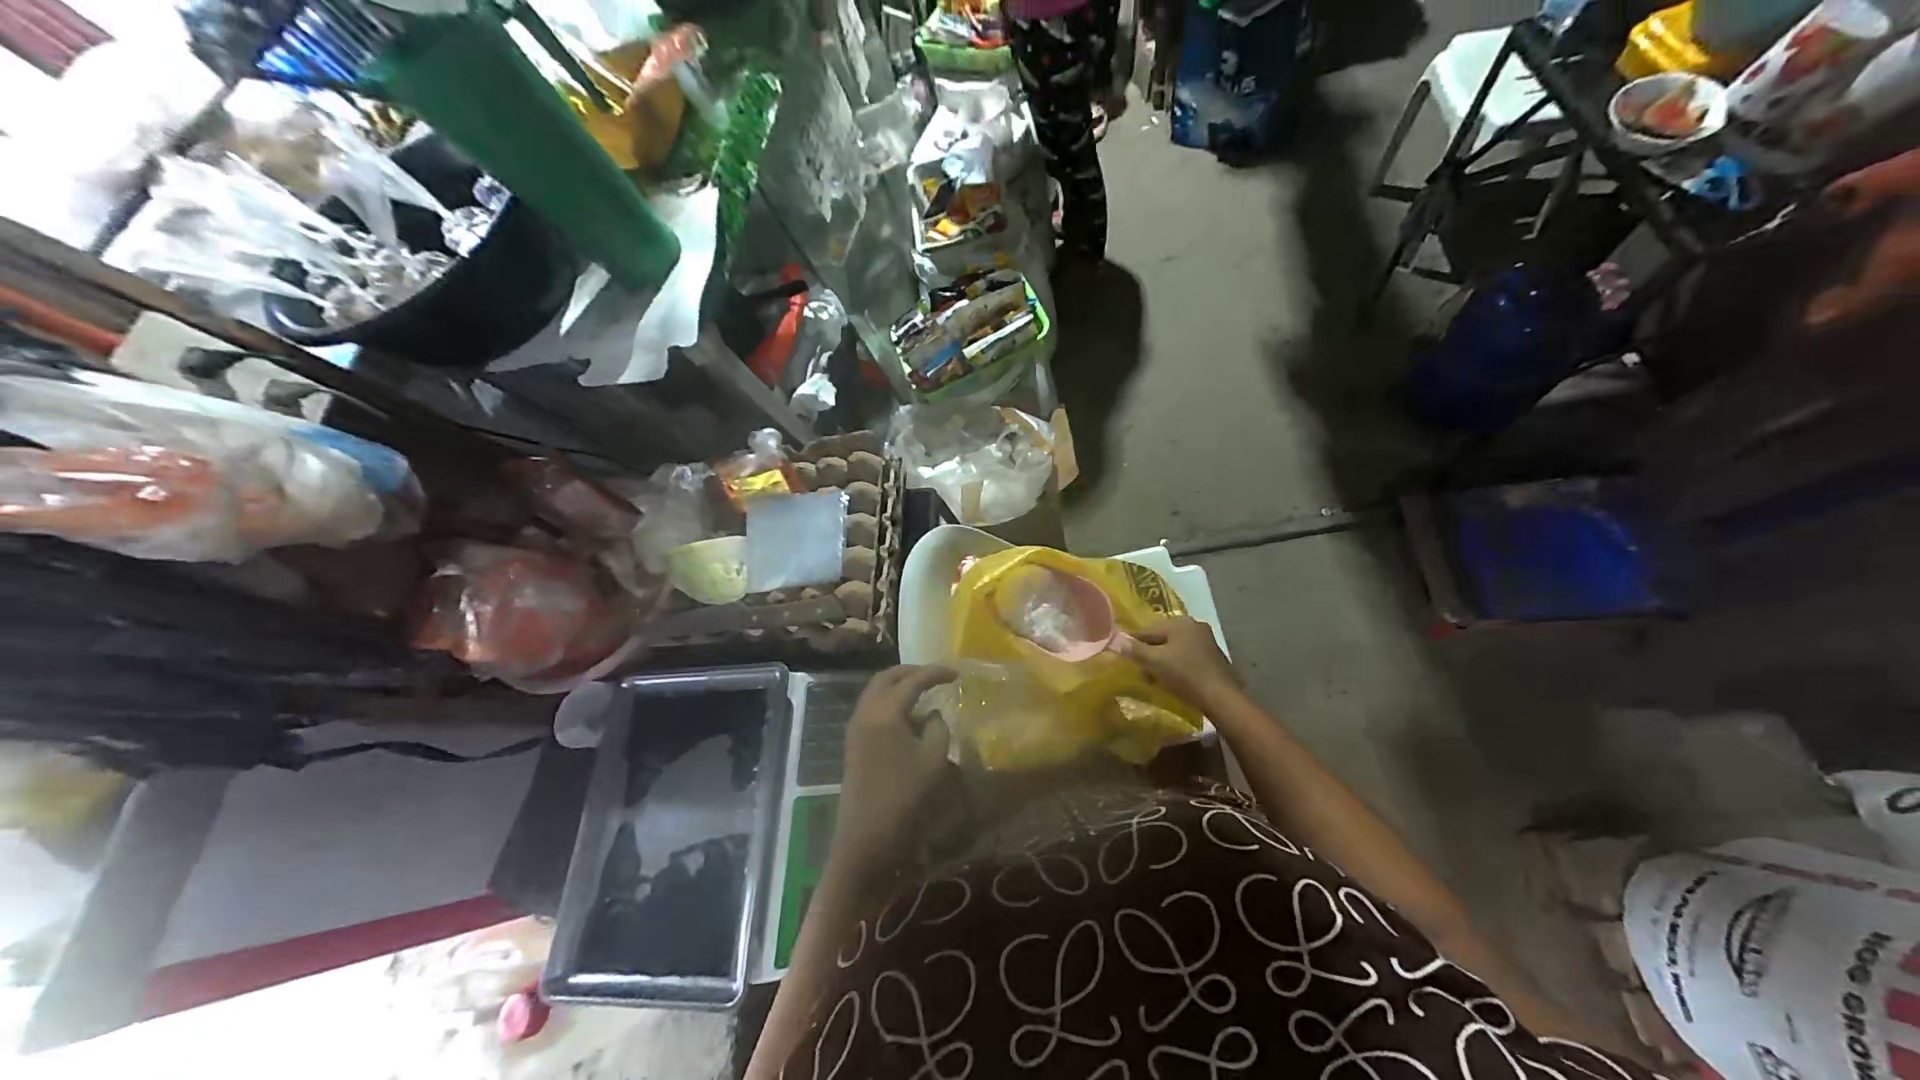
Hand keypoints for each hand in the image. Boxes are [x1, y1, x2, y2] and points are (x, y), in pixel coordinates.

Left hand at [832, 665, 957, 877]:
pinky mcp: (853, 746)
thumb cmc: (904, 799)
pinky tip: (910, 719)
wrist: (866, 840)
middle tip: (936, 676)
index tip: (957, 673)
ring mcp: (855, 730)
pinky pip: (871, 710)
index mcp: (885, 713)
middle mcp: (865, 714)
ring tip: (924, 693)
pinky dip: (890, 704)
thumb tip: (932, 714)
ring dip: (898, 687)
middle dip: (911, 672)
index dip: (935, 672)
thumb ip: (937, 728)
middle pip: (886, 678)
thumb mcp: (933, 761)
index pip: (912, 680)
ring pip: (876, 693)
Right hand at [1117, 617, 1241, 708]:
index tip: (1121, 654)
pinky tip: (1172, 680)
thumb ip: (1134, 650)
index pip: (1147, 630)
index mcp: (1180, 623)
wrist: (1221, 697)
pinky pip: (1186, 656)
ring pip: (1174, 648)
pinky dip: (1176, 665)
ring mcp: (1206, 641)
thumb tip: (1115, 639)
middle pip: (1161, 638)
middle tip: (1140, 671)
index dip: (1132, 643)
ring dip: (1162, 661)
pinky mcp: (1213, 657)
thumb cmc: (1185, 675)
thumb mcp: (1155, 662)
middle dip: (1148, 654)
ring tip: (1154, 679)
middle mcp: (1194, 626)